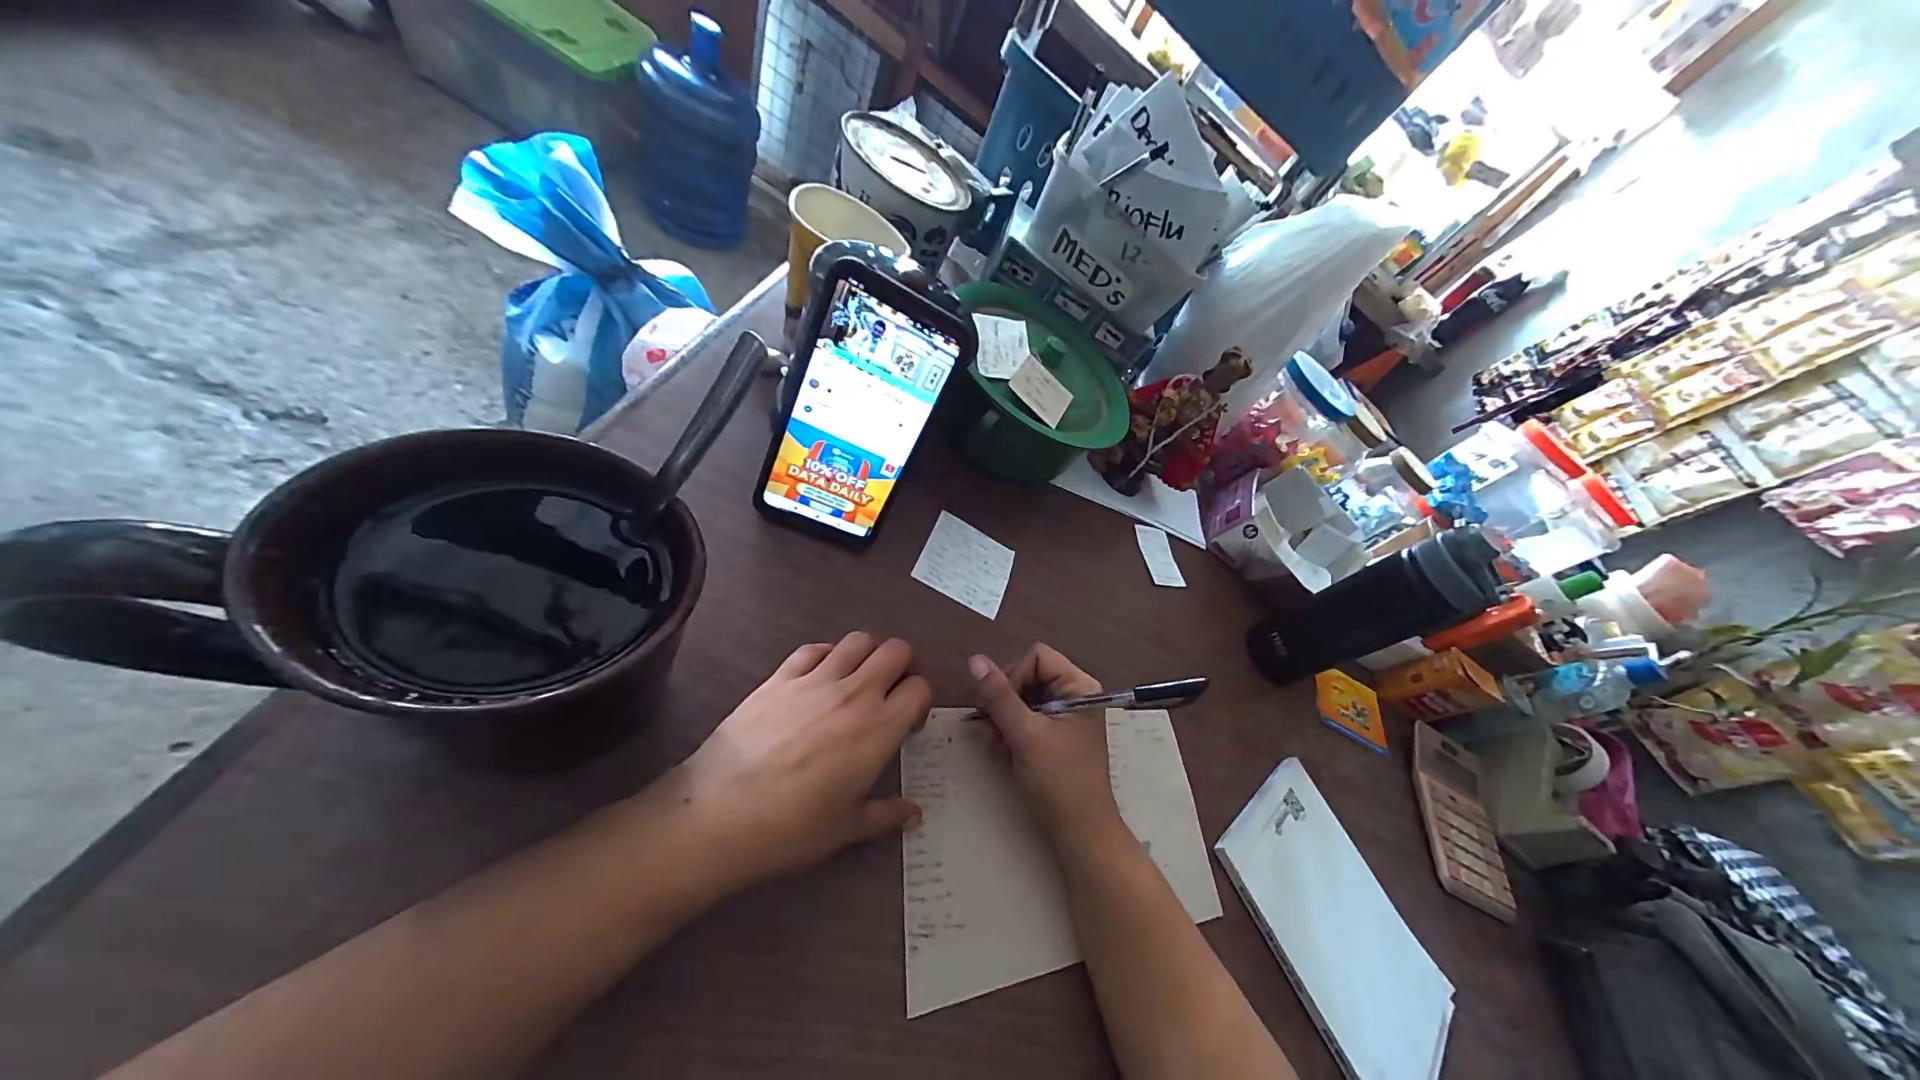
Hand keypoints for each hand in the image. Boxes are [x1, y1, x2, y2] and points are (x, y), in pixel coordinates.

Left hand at [676, 632, 931, 886]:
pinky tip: (821, 673)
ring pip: (858, 641)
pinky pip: (812, 649)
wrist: (720, 814)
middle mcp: (854, 694)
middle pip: (895, 651)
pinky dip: (826, 654)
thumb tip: (913, 813)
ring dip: (869, 653)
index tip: (910, 719)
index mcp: (879, 728)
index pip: (919, 688)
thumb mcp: (847, 829)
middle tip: (893, 688)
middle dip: (903, 665)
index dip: (921, 699)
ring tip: (860, 676)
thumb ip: (886, 815)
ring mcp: (814, 680)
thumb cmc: (792, 828)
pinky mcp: (779, 678)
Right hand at [969, 644, 1123, 845]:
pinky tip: (1002, 749)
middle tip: (990, 726)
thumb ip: (999, 696)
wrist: (1081, 833)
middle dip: (1005, 699)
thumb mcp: (1025, 735)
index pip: (1036, 657)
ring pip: (1023, 696)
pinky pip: (1026, 716)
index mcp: (1079, 687)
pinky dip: (1010, 729)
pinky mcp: (1056, 734)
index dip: (1012, 676)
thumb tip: (974, 660)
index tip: (998, 706)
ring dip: (1003, 716)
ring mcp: (1066, 715)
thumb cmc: (1058, 782)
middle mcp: (1075, 694)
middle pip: (1028, 674)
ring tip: (996, 742)